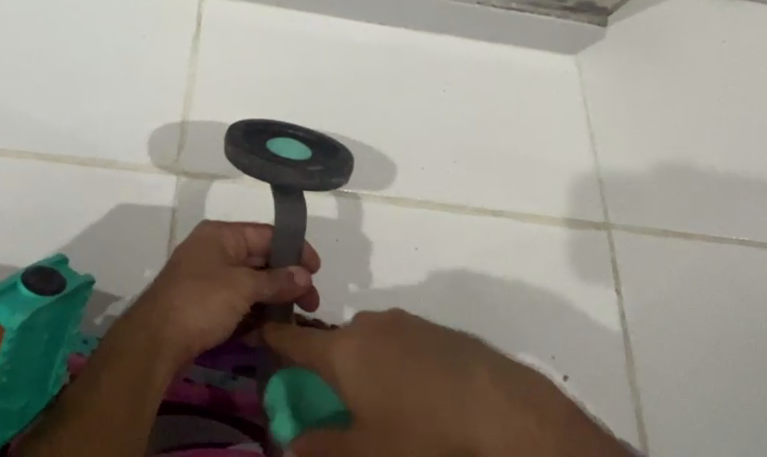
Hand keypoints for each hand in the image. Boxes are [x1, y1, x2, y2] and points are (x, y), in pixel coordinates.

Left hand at [118, 221, 320, 369]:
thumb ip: (276, 280)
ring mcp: (207, 279)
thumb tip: (305, 276)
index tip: (317, 271)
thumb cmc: (200, 302)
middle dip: (287, 279)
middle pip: (260, 259)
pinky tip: (271, 330)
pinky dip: (254, 313)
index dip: (294, 250)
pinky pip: (237, 303)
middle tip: (312, 304)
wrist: (155, 341)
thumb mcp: (243, 287)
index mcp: (220, 235)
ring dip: (272, 299)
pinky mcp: (203, 306)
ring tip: (296, 319)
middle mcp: (214, 251)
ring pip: (249, 284)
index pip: (266, 234)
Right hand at [263, 309, 635, 456]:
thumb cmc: (423, 435)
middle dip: (331, 368)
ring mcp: (407, 324)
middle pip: (337, 343)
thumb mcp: (366, 453)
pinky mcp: (438, 330)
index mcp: (343, 350)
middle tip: (338, 403)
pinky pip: (403, 345)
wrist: (503, 412)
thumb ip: (322, 447)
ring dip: (369, 367)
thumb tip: (292, 443)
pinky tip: (421, 398)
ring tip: (386, 406)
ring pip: (372, 343)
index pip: (296, 339)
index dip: (276, 341)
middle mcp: (369, 326)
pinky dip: (399, 366)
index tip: (262, 338)